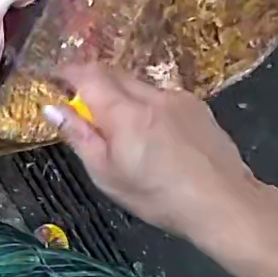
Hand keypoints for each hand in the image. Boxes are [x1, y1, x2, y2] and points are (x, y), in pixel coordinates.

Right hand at [45, 64, 277, 250]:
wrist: (224, 204)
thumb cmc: (156, 196)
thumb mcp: (105, 173)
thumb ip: (78, 136)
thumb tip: (52, 108)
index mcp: (124, 113)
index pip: (88, 75)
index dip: (67, 72)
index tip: (53, 79)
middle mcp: (152, 96)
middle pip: (113, 74)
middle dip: (90, 82)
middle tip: (77, 103)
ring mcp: (178, 99)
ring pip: (137, 85)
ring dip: (118, 95)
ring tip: (116, 126)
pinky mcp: (197, 107)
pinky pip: (160, 96)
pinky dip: (143, 105)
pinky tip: (150, 134)